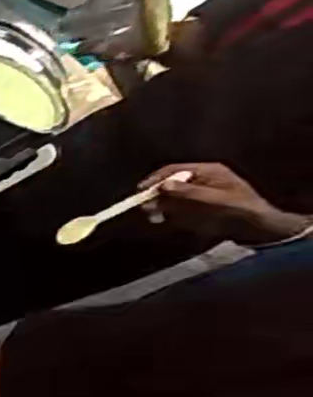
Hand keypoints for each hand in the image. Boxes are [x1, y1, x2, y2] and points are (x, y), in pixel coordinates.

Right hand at [140, 162, 309, 244]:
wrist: (255, 226)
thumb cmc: (239, 209)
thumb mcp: (216, 198)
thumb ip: (189, 191)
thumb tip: (162, 185)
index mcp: (207, 171)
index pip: (173, 170)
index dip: (155, 179)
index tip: (141, 190)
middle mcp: (196, 179)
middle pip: (164, 182)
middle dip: (152, 194)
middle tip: (143, 205)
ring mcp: (191, 191)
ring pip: (162, 194)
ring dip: (154, 204)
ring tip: (153, 215)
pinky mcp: (187, 204)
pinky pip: (166, 205)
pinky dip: (159, 211)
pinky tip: (159, 219)